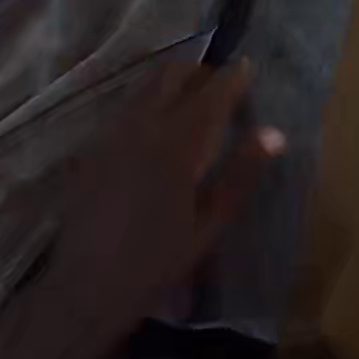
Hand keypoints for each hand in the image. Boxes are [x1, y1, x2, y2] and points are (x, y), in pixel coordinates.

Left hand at [48, 59, 284, 328]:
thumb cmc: (157, 260)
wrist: (84, 291)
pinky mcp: (93, 146)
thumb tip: (275, 133)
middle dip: (203, 72)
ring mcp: (112, 133)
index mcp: (178, 144)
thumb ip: (241, 172)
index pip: (213, 92)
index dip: (234, 76)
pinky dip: (151, 100)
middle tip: (222, 88)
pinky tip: (159, 127)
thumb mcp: (210, 221)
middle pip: (175, 74)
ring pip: (148, 84)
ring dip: (176, 82)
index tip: (249, 68)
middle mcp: (143, 127)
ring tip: (194, 102)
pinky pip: (128, 104)